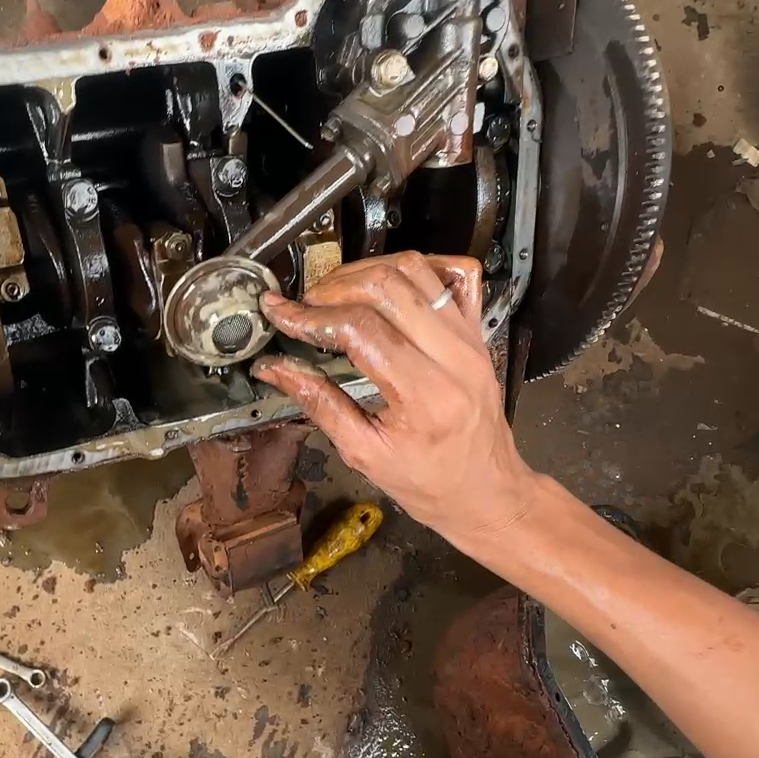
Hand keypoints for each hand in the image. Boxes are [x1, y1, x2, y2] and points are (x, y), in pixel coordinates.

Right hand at [252, 252, 543, 542]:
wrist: (484, 489)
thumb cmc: (426, 482)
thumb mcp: (362, 454)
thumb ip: (319, 403)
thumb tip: (274, 368)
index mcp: (425, 396)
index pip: (361, 330)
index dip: (311, 317)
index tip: (279, 313)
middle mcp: (455, 357)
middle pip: (388, 286)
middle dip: (333, 288)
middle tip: (304, 306)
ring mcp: (471, 337)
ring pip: (416, 270)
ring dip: (365, 271)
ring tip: (333, 294)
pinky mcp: (477, 329)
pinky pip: (454, 273)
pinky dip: (414, 268)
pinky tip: (384, 286)